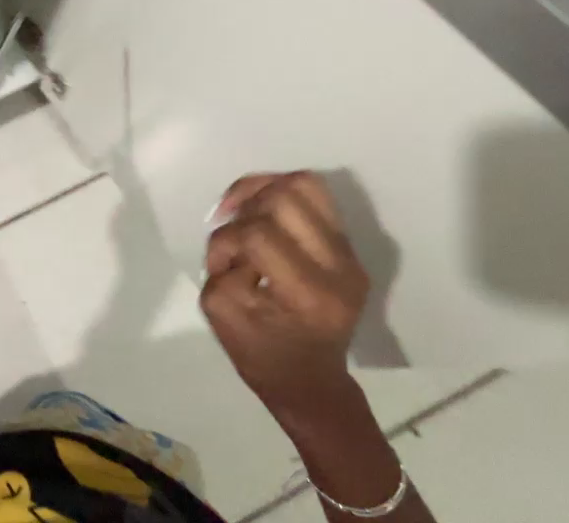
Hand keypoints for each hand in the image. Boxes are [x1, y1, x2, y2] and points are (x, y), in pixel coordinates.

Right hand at [200, 171, 369, 424]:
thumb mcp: (222, 315)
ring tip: (245, 211)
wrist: (311, 383)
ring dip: (264, 190)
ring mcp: (349, 256)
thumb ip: (221, 269)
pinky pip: (315, 198)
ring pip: (306, 185)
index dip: (225, 241)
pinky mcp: (347, 249)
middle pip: (287, 197)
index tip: (219, 266)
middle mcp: (338, 268)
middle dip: (246, 205)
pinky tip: (262, 214)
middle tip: (232, 227)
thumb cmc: (262, 356)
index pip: (258, 234)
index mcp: (308, 293)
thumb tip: (234, 240)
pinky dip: (280, 195)